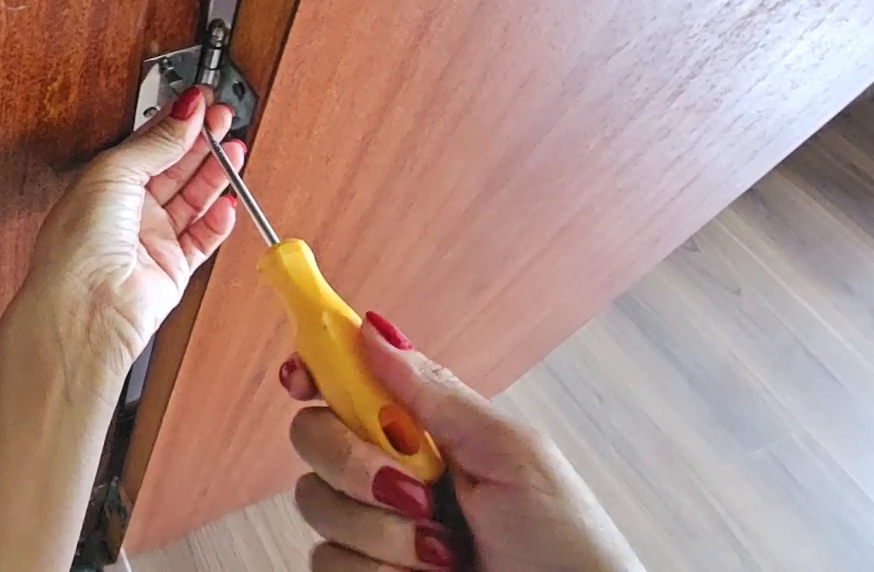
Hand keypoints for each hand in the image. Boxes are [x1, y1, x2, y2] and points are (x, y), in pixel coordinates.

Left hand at [23, 85, 245, 372]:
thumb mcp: (115, 173)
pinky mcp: (170, 269)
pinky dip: (218, 221)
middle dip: (201, 142)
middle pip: (174, 167)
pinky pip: (201, 240)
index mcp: (104, 181)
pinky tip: (227, 203)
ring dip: (215, 174)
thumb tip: (185, 111)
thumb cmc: (79, 243)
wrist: (86, 308)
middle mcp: (126, 209)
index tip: (202, 101)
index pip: (148, 143)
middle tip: (225, 118)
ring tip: (235, 149)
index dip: (176, 121)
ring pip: (192, 200)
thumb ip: (156, 143)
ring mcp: (150, 239)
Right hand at [280, 314, 642, 570]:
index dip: (310, 368)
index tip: (301, 378)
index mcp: (417, 429)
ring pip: (313, 498)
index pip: (339, 379)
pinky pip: (323, 560)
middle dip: (350, 460)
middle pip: (310, 433)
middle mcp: (384, 470)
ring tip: (440, 552)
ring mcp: (370, 527)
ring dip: (376, 528)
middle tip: (412, 487)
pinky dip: (372, 569)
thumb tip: (370, 326)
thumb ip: (433, 392)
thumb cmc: (572, 551)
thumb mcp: (511, 455)